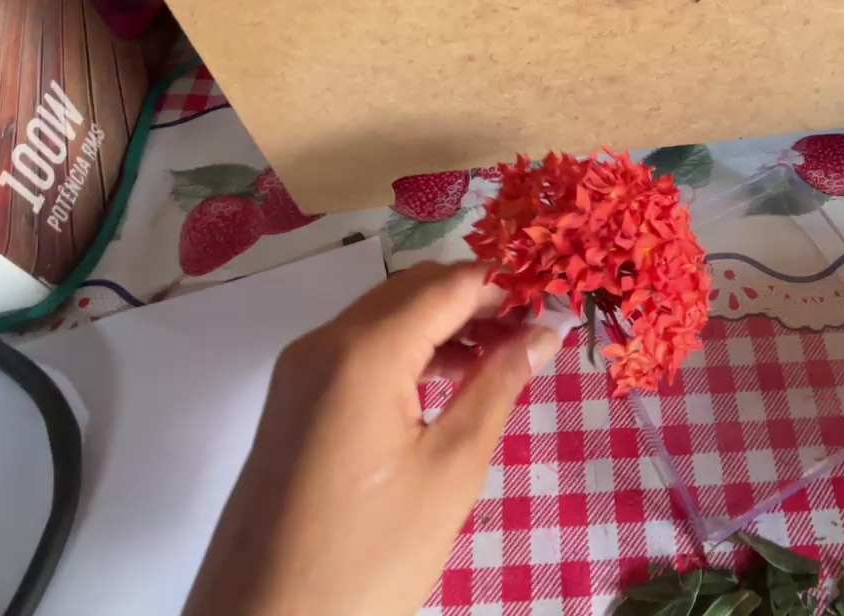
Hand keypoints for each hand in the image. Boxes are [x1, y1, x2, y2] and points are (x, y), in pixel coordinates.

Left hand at [183, 261, 564, 615]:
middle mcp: (324, 342)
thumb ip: (499, 384)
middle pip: (414, 289)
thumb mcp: (450, 469)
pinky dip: (409, 349)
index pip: (448, 285)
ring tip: (500, 355)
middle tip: (530, 329)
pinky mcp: (293, 398)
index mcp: (363, 352)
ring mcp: (300, 369)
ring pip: (387, 314)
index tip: (551, 299)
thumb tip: (544, 332)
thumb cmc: (368, 558)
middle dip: (476, 299)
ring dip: (444, 323)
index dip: (505, 284)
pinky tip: (448, 379)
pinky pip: (361, 347)